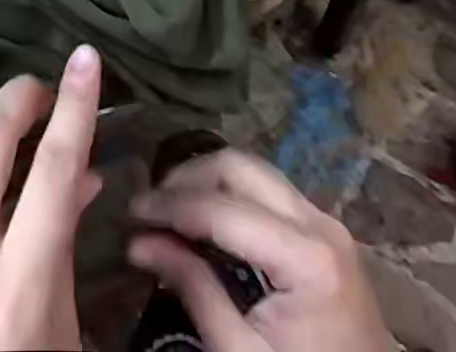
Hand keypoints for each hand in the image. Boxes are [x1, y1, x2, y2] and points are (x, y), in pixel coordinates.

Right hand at [128, 150, 392, 351]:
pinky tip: (204, 213)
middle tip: (151, 205)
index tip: (131, 213)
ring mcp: (324, 220)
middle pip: (236, 166)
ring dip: (205, 177)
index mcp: (305, 259)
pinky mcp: (322, 226)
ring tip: (171, 206)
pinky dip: (227, 189)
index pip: (219, 208)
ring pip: (250, 167)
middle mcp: (319, 223)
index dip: (168, 205)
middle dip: (185, 177)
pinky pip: (265, 186)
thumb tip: (138, 243)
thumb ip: (193, 288)